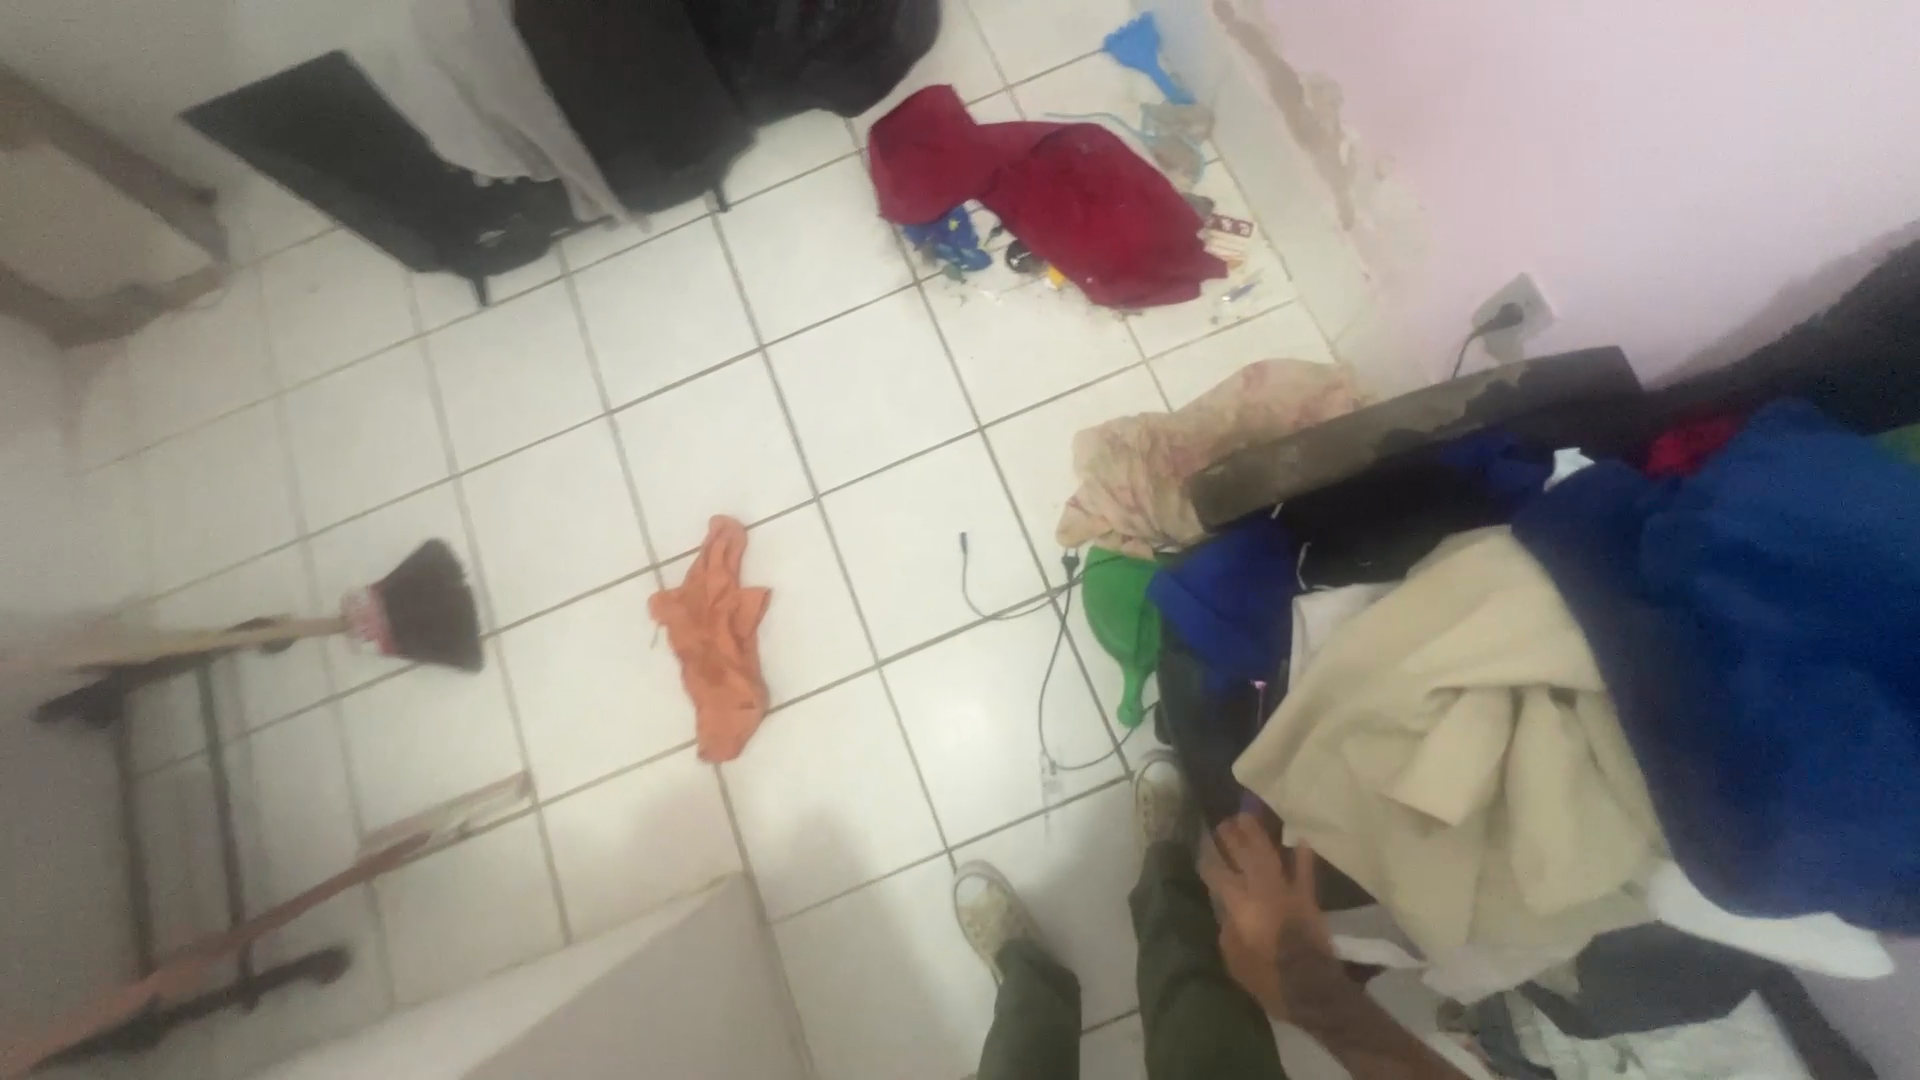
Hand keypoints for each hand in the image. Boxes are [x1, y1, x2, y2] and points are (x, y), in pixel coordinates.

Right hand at [1199, 813, 1336, 1021]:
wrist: (1312, 989)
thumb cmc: (1267, 978)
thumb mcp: (1234, 959)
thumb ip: (1228, 930)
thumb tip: (1228, 914)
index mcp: (1238, 903)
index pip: (1216, 872)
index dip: (1206, 858)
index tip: (1200, 845)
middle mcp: (1259, 889)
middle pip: (1242, 854)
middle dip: (1230, 836)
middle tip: (1222, 822)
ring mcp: (1285, 890)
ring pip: (1269, 854)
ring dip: (1257, 834)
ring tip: (1246, 817)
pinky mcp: (1307, 898)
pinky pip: (1305, 873)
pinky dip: (1302, 856)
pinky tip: (1300, 839)